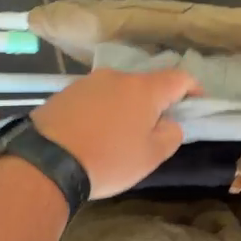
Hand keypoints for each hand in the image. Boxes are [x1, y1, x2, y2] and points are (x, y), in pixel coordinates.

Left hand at [31, 68, 200, 198]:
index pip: (180, 78)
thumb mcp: (151, 156)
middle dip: (155, 103)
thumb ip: (171, 135)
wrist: (42, 163)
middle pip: (146, 85)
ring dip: (125, 108)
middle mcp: (117, 77)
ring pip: (118, 91)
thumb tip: (170, 123)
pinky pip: (94, 99)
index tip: (198, 105)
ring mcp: (87, 83)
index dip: (194, 89)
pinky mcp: (63, 94)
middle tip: (154, 129)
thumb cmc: (107, 159)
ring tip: (118, 136)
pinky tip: (93, 136)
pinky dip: (101, 113)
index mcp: (144, 89)